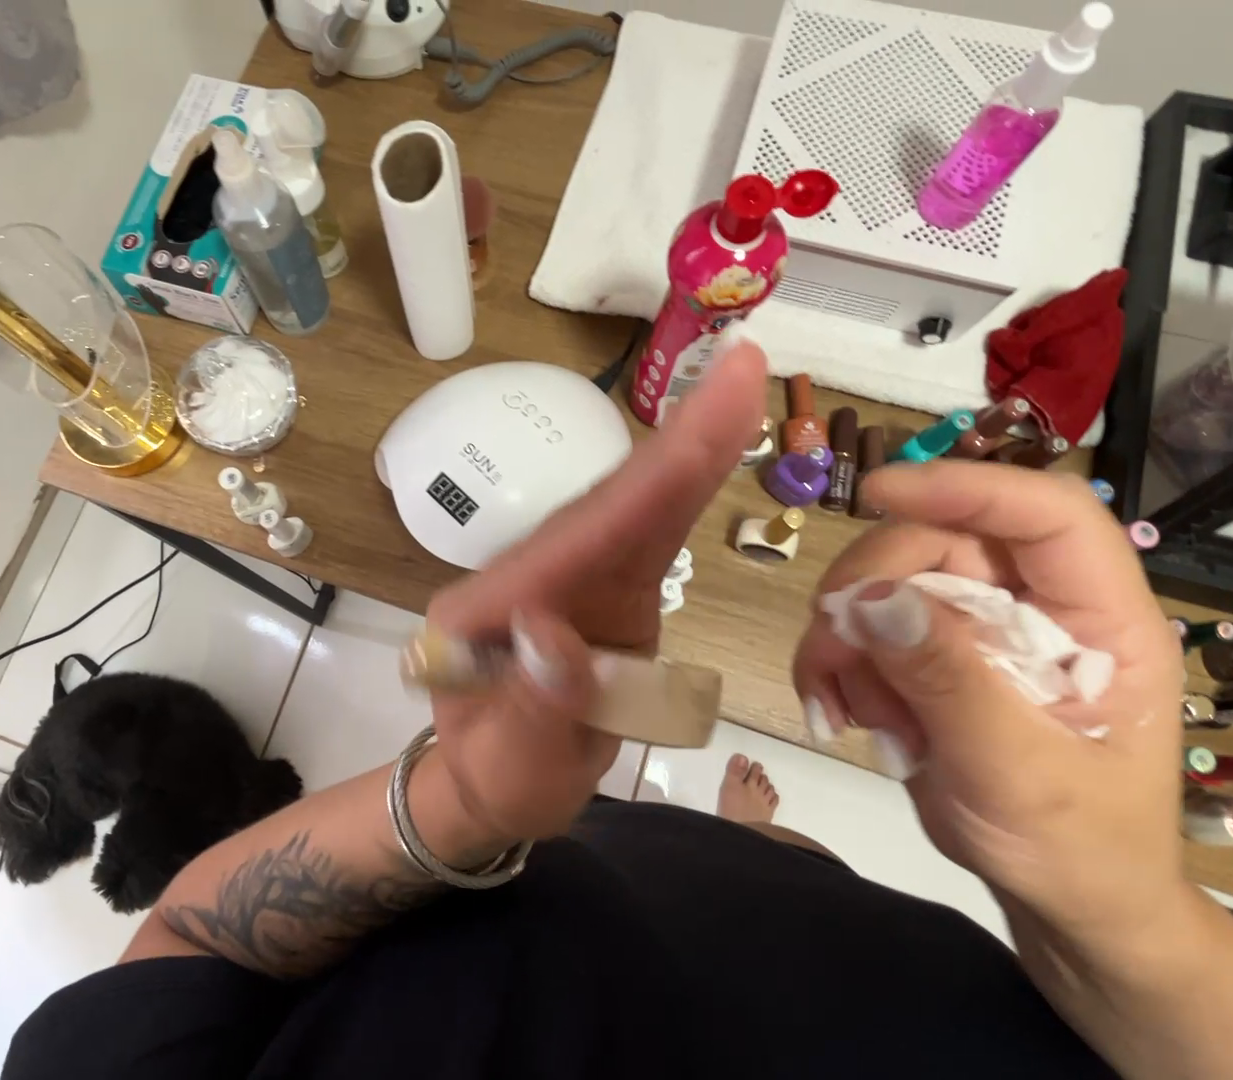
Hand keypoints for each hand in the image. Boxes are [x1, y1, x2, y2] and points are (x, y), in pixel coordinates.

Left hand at [422, 341, 766, 839]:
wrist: (493, 781)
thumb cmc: (501, 782)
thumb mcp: (512, 770)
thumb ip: (533, 711)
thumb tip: (552, 632)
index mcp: (488, 610)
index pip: (572, 544)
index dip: (644, 481)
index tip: (704, 411)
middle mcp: (526, 574)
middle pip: (605, 508)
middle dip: (675, 444)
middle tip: (744, 367)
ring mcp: (565, 576)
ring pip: (628, 512)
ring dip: (684, 454)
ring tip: (740, 389)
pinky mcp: (600, 586)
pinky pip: (643, 535)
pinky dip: (680, 491)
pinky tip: (713, 448)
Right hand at [791, 462, 1188, 944]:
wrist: (1059, 898)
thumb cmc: (1075, 844)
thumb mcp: (1016, 771)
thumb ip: (949, 680)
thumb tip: (869, 598)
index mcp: (1100, 618)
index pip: (1045, 514)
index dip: (966, 488)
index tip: (877, 494)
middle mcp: (1035, 606)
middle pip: (937, 543)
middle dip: (870, 590)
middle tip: (833, 652)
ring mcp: (977, 628)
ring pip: (883, 583)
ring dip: (845, 642)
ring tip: (849, 712)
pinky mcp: (929, 654)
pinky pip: (860, 627)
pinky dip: (834, 666)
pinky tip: (841, 714)